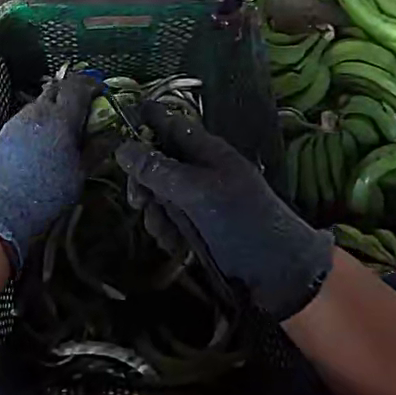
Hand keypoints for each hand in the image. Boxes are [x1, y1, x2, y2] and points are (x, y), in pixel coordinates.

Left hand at [0, 72, 97, 268]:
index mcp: (61, 118)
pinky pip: (28, 114)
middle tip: (85, 106)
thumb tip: (115, 134)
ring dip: (56, 105)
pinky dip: (41, 117)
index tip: (100, 91)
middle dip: (73, 91)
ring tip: (65, 125)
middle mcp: (39, 112)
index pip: (77, 86)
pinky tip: (45, 138)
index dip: (91, 84)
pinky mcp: (8, 128)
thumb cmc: (50, 191)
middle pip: (58, 88)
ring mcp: (20, 118)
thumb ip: (98, 148)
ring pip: (41, 101)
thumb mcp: (81, 172)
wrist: (7, 205)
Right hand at [115, 104, 333, 319]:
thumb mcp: (196, 192)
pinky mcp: (199, 224)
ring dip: (156, 214)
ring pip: (159, 195)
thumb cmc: (242, 221)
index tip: (117, 137)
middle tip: (138, 203)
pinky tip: (175, 245)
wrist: (278, 270)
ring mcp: (200, 197)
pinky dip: (167, 231)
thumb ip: (158, 170)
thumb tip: (121, 148)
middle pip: (156, 162)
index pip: (168, 123)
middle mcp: (200, 169)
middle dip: (144, 183)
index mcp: (205, 149)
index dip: (143, 124)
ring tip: (166, 233)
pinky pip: (170, 219)